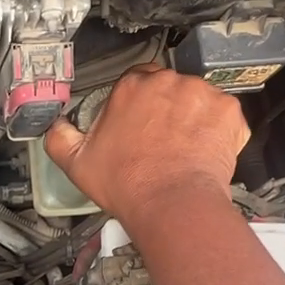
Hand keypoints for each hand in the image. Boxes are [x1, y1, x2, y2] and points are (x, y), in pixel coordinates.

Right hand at [44, 64, 248, 227]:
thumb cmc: (128, 184)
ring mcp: (201, 94)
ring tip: (180, 150)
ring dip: (191, 119)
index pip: (135, 80)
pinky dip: (215, 131)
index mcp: (131, 88)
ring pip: (196, 100)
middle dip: (165, 110)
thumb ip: (60, 138)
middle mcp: (167, 82)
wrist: (171, 204)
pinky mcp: (227, 111)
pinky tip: (200, 152)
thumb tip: (56, 127)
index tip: (136, 122)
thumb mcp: (77, 165)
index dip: (136, 103)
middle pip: (167, 88)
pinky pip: (222, 116)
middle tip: (158, 141)